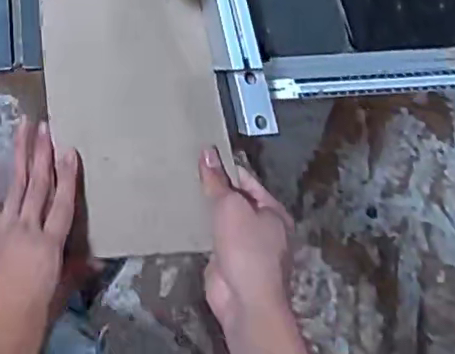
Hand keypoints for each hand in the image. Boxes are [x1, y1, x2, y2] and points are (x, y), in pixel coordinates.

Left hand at [0, 120, 81, 353]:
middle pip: (39, 185)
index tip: (70, 149)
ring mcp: (3, 227)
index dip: (68, 176)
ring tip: (25, 125)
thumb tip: (95, 258)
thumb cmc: (26, 325)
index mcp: (48, 248)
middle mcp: (26, 229)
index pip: (62, 204)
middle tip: (48, 125)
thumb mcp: (56, 302)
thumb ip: (72, 274)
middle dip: (44, 153)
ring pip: (16, 182)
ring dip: (21, 152)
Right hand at [198, 147, 306, 352]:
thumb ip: (216, 180)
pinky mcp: (228, 260)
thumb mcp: (230, 206)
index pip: (246, 179)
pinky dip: (201, 226)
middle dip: (214, 186)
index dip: (224, 166)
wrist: (246, 303)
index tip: (200, 154)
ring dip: (206, 206)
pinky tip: (183, 212)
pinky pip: (213, 235)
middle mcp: (263, 227)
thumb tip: (207, 152)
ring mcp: (246, 246)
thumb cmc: (246, 248)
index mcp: (273, 211)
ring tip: (181, 184)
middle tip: (186, 167)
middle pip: (234, 198)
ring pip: (223, 217)